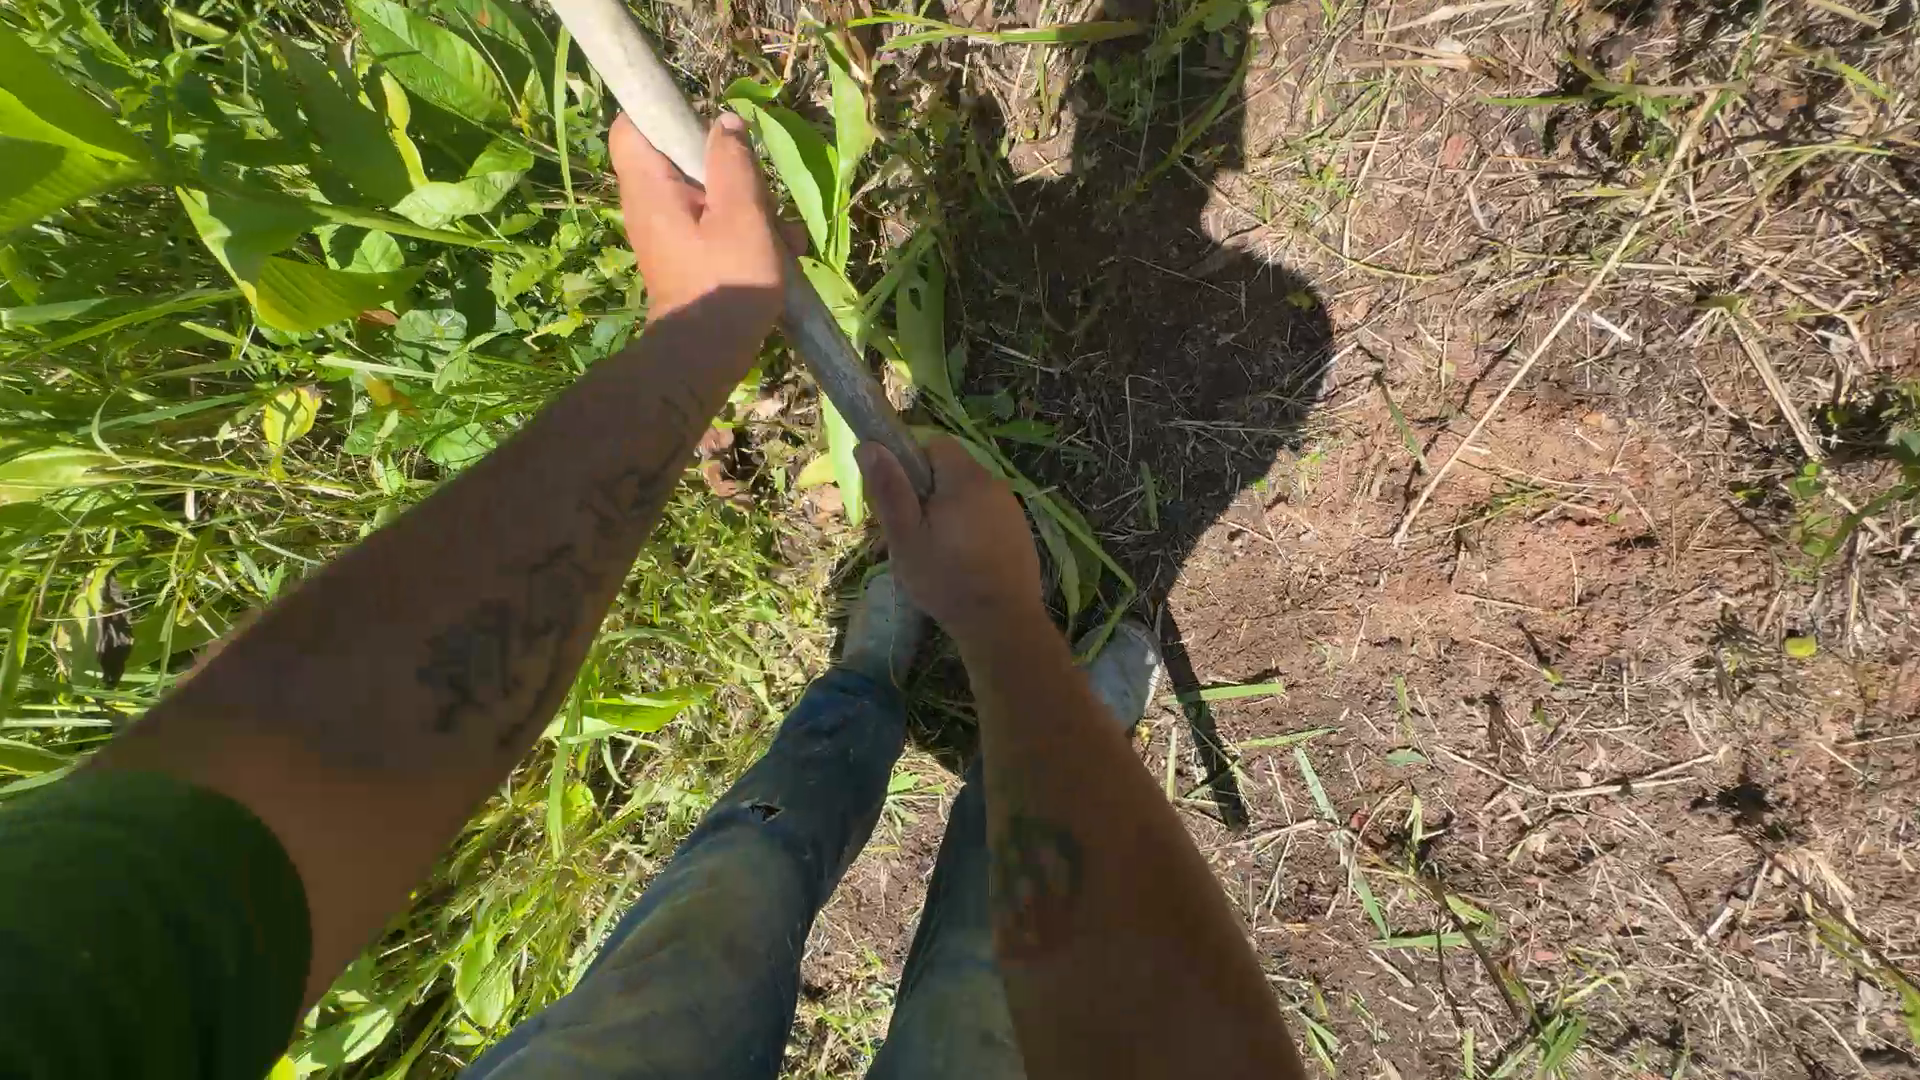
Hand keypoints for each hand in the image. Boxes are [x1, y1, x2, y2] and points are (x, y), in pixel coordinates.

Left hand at [610, 111, 784, 332]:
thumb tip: (726, 123)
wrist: (709, 357)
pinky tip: (781, 256)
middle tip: (765, 196)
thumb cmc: (726, 282)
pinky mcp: (688, 263)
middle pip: (684, 164)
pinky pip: (714, 233)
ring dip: (751, 212)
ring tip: (786, 238)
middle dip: (732, 174)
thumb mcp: (742, 216)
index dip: (668, 115)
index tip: (709, 131)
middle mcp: (650, 208)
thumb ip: (734, 163)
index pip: (634, 125)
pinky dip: (745, 237)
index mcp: (650, 186)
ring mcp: (669, 239)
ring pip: (708, 201)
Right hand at [857, 436, 1044, 640]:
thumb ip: (889, 489)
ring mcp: (1011, 509)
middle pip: (951, 471)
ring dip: (947, 514)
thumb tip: (870, 445)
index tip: (900, 499)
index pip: (935, 445)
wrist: (1002, 622)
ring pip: (968, 497)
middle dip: (926, 494)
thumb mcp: (906, 536)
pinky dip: (969, 531)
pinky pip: (986, 517)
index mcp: (965, 477)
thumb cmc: (946, 578)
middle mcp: (994, 484)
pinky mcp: (1020, 532)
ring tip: (934, 554)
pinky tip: (961, 563)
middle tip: (911, 534)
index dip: (911, 465)